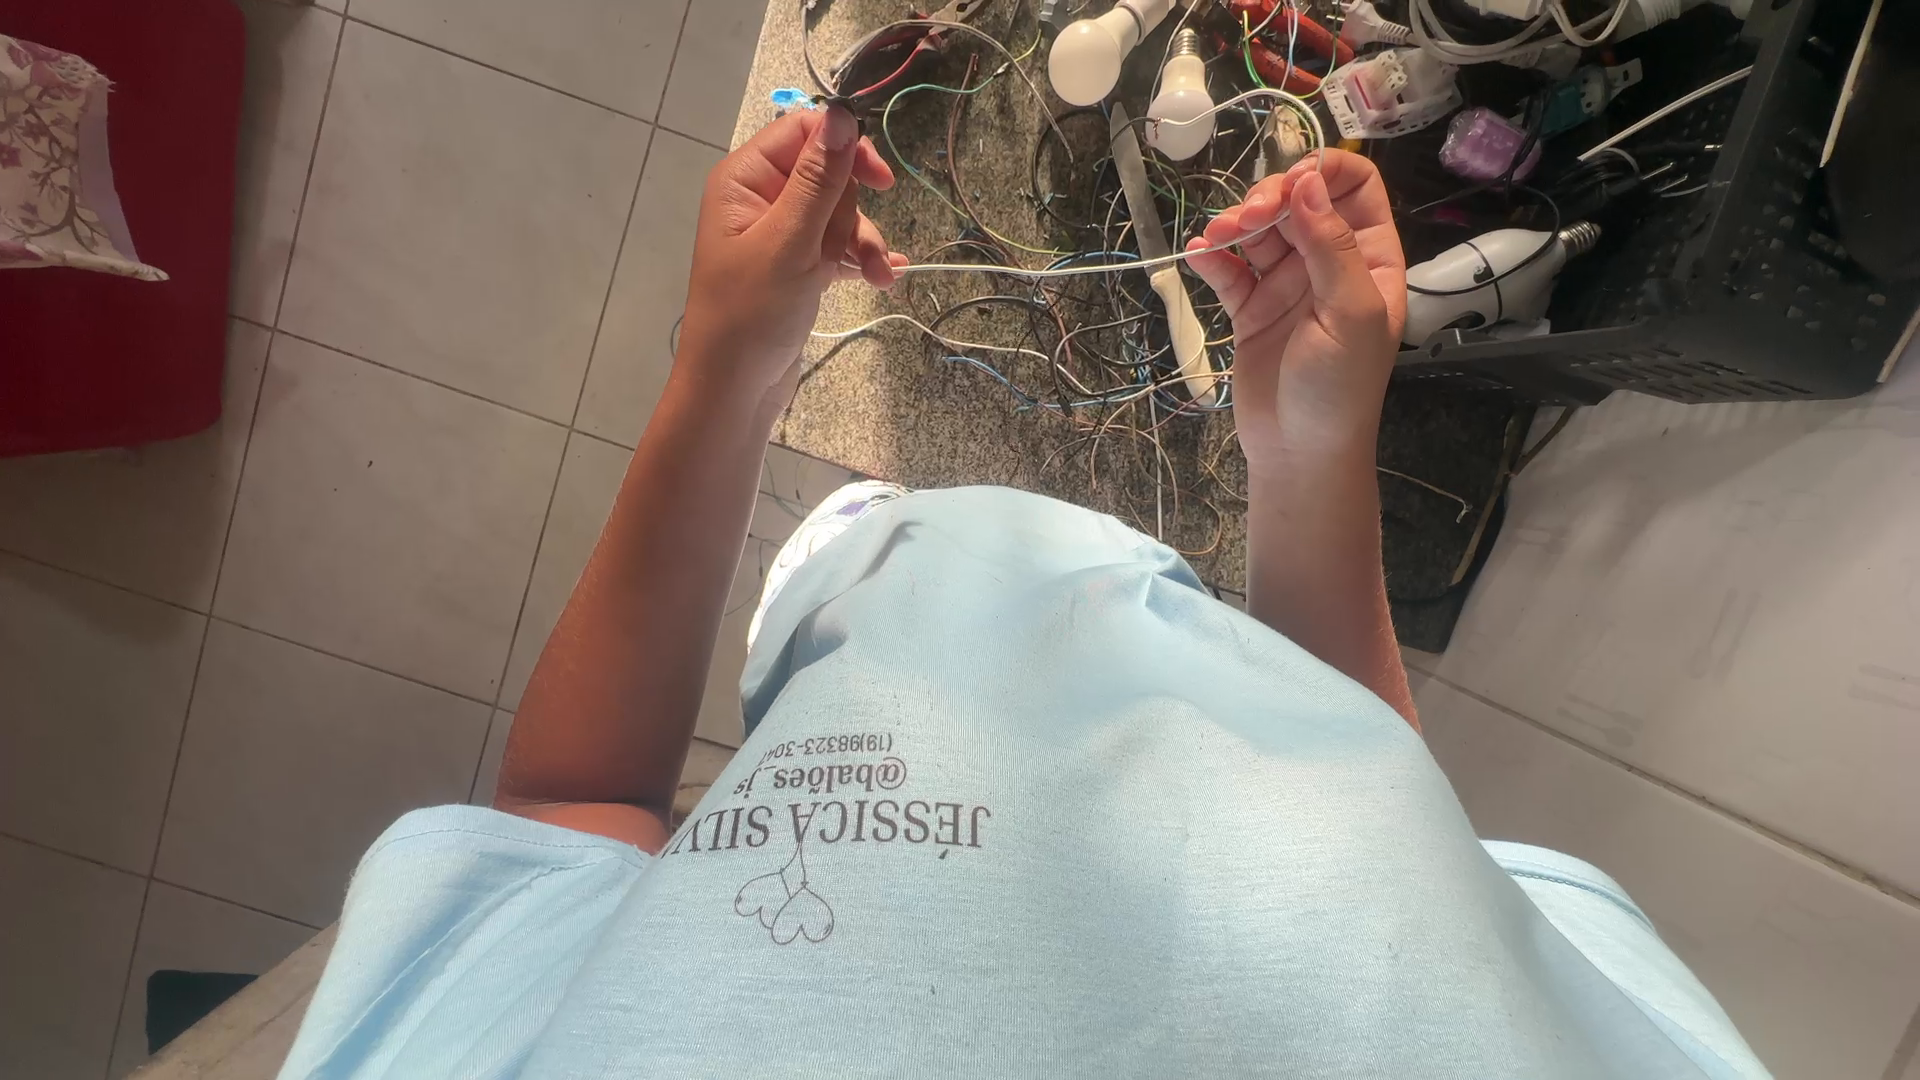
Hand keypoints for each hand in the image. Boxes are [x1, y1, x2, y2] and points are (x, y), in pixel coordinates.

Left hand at [678, 105, 905, 396]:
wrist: (735, 387)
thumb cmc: (751, 315)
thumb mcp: (788, 244)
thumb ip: (818, 182)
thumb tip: (844, 114)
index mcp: (746, 180)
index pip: (803, 134)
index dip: (846, 148)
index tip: (883, 181)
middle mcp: (761, 200)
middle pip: (828, 179)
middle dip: (854, 215)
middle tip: (869, 254)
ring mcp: (780, 237)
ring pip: (837, 218)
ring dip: (862, 245)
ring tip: (881, 281)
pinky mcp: (796, 269)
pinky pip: (836, 249)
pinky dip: (858, 261)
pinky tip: (885, 276)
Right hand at [1184, 150, 1406, 466]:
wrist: (1298, 450)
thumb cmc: (1338, 387)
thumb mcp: (1348, 312)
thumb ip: (1330, 246)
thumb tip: (1306, 183)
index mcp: (1368, 257)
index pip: (1352, 188)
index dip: (1321, 175)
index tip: (1288, 187)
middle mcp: (1326, 264)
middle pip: (1297, 204)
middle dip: (1267, 200)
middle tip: (1244, 220)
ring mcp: (1285, 288)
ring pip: (1258, 235)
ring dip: (1233, 226)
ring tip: (1213, 238)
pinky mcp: (1249, 312)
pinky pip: (1229, 273)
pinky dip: (1211, 259)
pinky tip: (1196, 254)